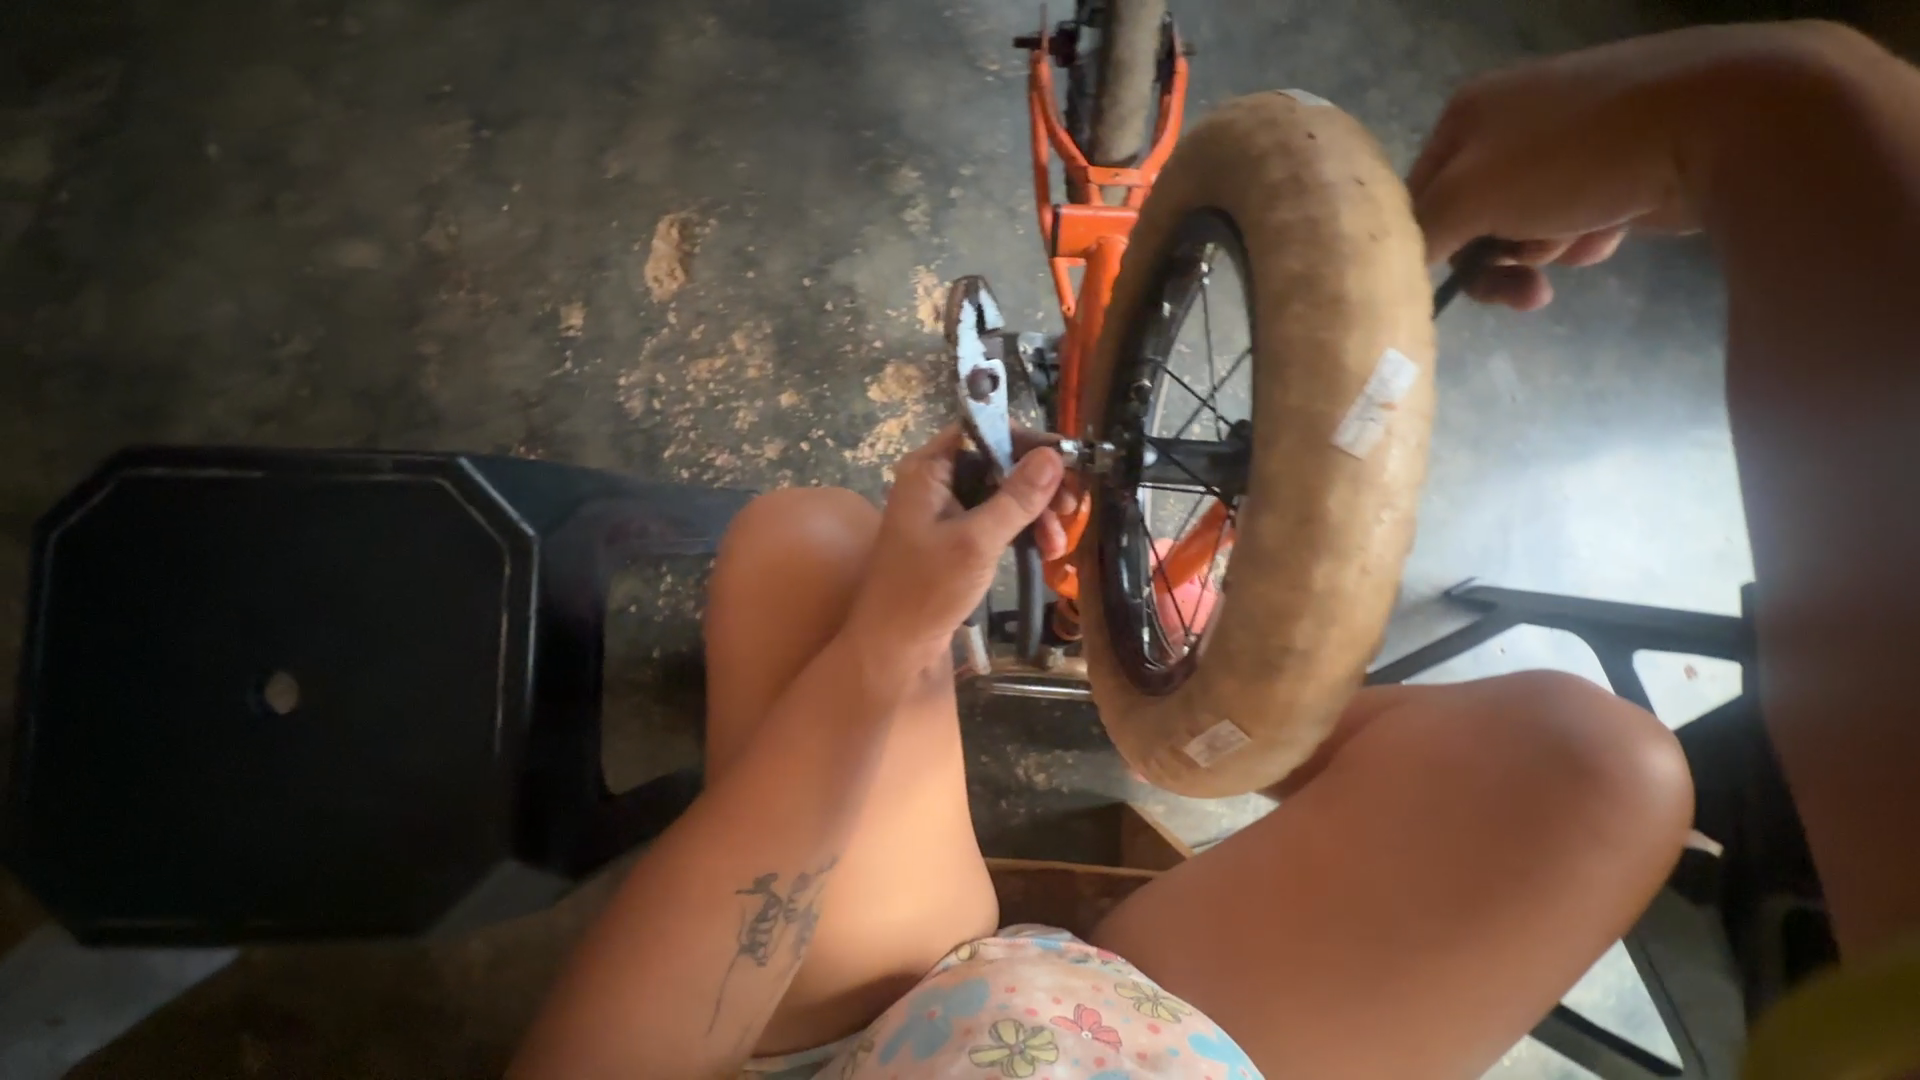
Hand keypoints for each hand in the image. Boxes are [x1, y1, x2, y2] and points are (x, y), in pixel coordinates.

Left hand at [843, 425, 1064, 674]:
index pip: (982, 432)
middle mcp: (935, 482)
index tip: (1064, 462)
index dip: (1024, 442)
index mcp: (928, 470)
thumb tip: (1053, 455)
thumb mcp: (977, 541)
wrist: (895, 647)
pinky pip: (996, 520)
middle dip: (1037, 486)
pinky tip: (1045, 551)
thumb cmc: (926, 590)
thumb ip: (1016, 497)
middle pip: (997, 462)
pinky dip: (1021, 531)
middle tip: (1070, 509)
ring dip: (1035, 513)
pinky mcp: (956, 537)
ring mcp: (945, 511)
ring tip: (1057, 543)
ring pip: (1002, 494)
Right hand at [1409, 22, 1861, 309]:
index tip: (1453, 284)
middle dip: (1494, 258)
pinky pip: (1573, 218)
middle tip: (1519, 290)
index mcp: (1467, 113)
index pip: (1417, 199)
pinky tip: (1609, 232)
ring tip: (1575, 245)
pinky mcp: (1621, 157)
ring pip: (1521, 225)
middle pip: (1469, 219)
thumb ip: (1420, 237)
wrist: (1726, 118)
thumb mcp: (1468, 199)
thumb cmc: (1574, 156)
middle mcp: (1512, 118)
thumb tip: (1401, 269)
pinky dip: (1583, 237)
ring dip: (1540, 251)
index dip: (1429, 248)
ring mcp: (1571, 136)